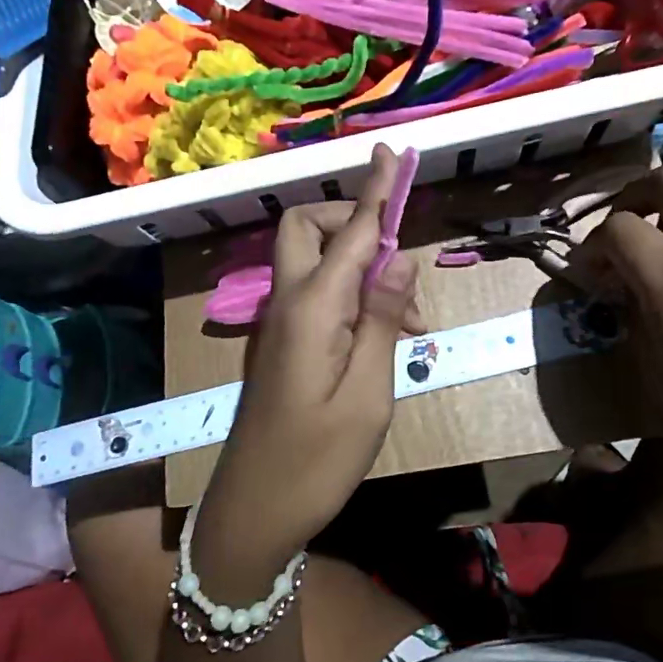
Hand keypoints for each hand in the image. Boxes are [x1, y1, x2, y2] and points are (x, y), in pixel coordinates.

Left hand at [207, 144, 421, 547]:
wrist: (255, 510)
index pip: (351, 232)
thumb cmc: (318, 459)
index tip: (389, 151)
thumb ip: (382, 319)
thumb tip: (400, 257)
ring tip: (407, 322)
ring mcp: (277, 325)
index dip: (374, 191)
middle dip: (350, 221)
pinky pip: (314, 296)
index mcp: (312, 309)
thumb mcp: (368, 394)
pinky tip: (379, 340)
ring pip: (314, 263)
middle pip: (308, 229)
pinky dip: (348, 296)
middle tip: (395, 258)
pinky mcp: (280, 345)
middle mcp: (288, 304)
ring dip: (359, 268)